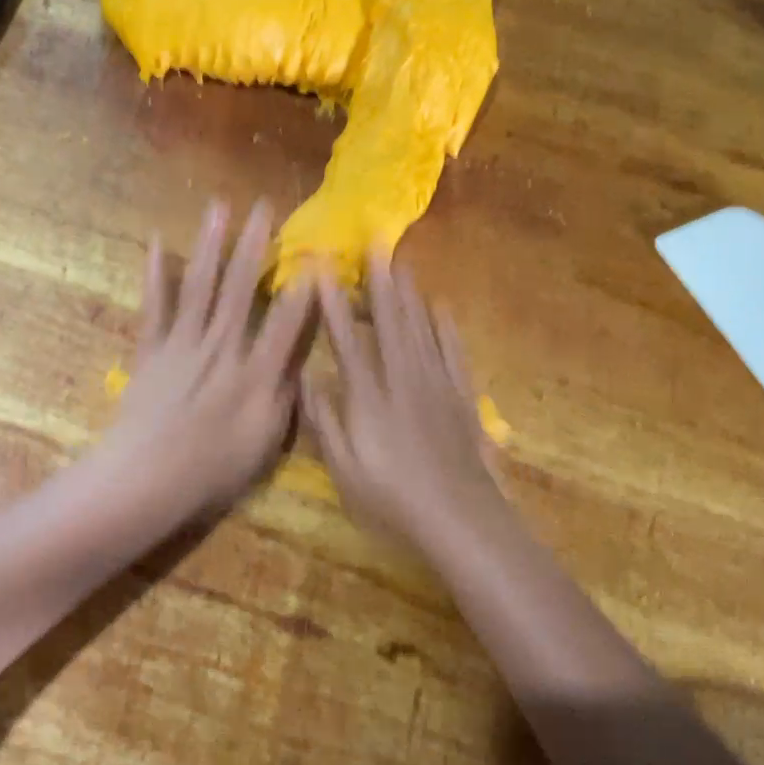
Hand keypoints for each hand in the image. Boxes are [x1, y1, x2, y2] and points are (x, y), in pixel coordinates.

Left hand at [103, 200, 313, 511]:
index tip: (316, 253)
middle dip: (255, 246)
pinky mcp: (151, 349)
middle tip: (265, 207)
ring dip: (210, 245)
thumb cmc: (212, 469)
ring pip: (200, 286)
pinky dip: (155, 274)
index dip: (303, 288)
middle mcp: (221, 347)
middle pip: (241, 289)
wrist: (147, 476)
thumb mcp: (264, 443)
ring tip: (218, 207)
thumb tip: (300, 360)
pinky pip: (155, 305)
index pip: (285, 323)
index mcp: (254, 373)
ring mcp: (182, 343)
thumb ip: (284, 398)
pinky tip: (158, 243)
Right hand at [301, 251, 505, 539]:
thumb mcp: (343, 468)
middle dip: (379, 282)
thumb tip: (302, 378)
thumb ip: (323, 421)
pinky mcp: (461, 399)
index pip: (347, 341)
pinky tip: (441, 309)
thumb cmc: (392, 500)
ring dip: (410, 295)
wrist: (461, 520)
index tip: (322, 271)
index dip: (333, 304)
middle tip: (375, 245)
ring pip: (421, 330)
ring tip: (401, 264)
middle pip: (390, 323)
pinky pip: (453, 353)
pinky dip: (446, 328)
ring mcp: (436, 387)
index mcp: (369, 398)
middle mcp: (402, 381)